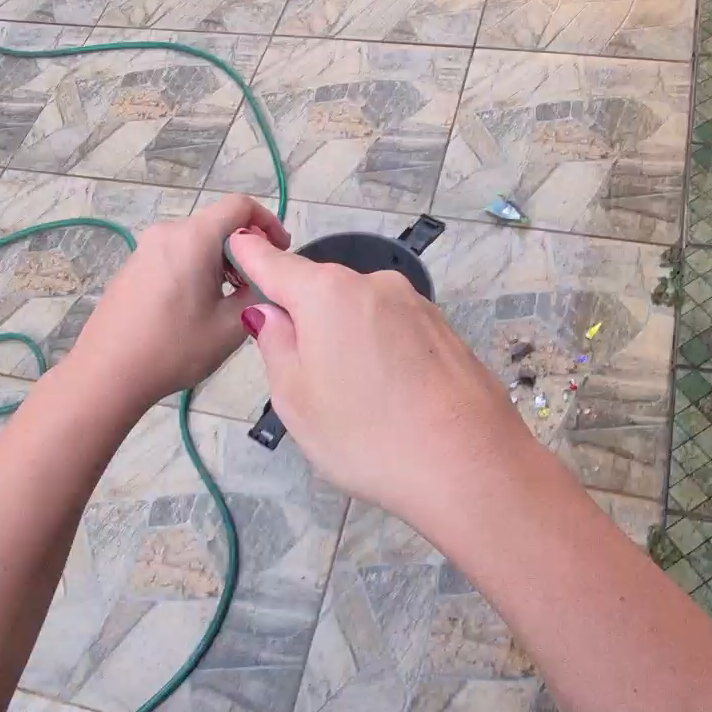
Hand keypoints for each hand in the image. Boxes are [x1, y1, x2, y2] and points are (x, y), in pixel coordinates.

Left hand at [69, 195, 290, 407]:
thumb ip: (259, 295)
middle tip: (259, 287)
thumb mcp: (231, 327)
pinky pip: (177, 255)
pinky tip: (199, 308)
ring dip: (222, 263)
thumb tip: (268, 282)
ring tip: (231, 302)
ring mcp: (146, 248)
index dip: (269, 222)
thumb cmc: (174, 348)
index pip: (241, 206)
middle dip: (246, 250)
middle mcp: (168, 232)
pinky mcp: (134, 267)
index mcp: (193, 238)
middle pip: (219, 224)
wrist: (108, 373)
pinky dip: (199, 270)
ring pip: (198, 242)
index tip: (281, 252)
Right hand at [225, 230, 542, 524]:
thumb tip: (270, 311)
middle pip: (323, 292)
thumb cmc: (368, 439)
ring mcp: (418, 306)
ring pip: (363, 314)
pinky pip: (397, 333)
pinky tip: (394, 401)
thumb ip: (276, 345)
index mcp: (328, 294)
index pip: (275, 263)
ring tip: (359, 404)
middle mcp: (376, 286)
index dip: (252, 257)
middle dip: (307, 322)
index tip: (239, 244)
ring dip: (350, 343)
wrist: (472, 467)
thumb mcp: (297, 400)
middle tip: (309, 383)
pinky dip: (385, 356)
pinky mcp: (447, 332)